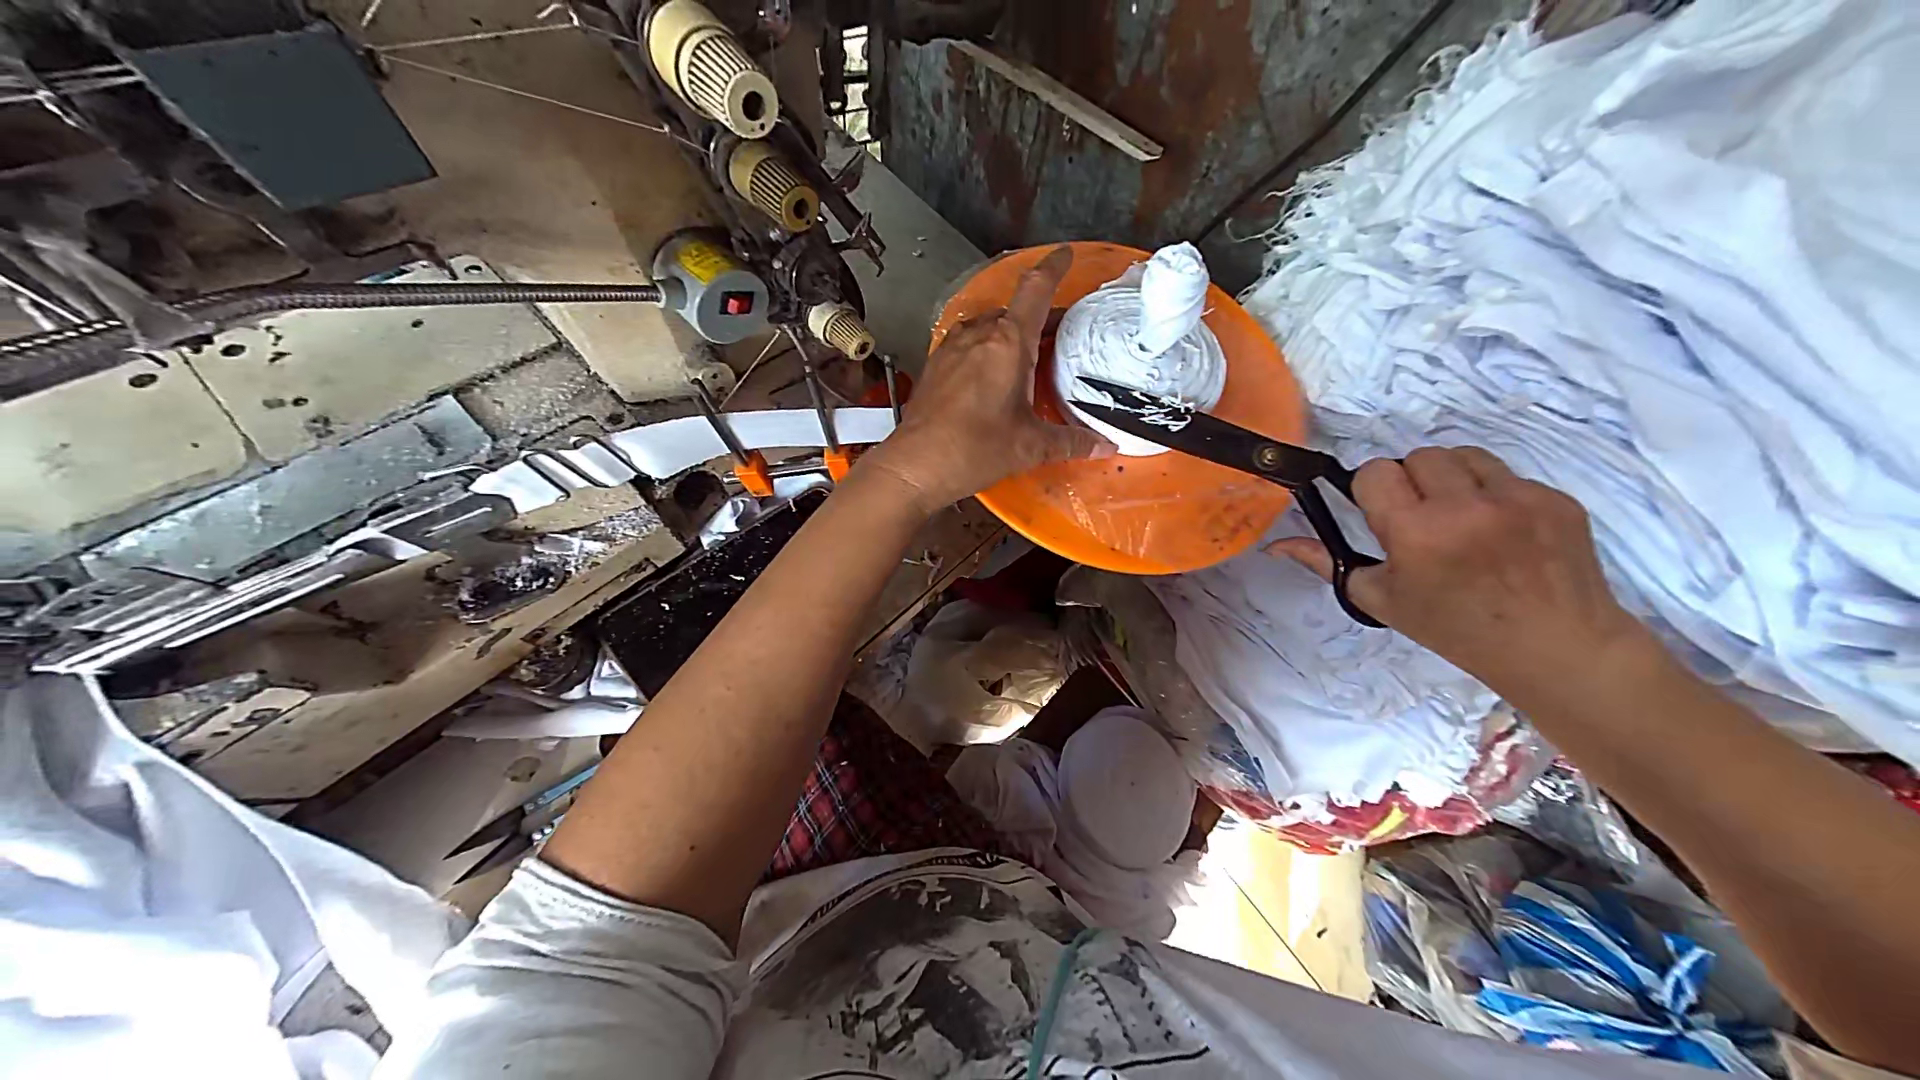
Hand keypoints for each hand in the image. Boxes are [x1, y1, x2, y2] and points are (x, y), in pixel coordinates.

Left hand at [858, 246, 1111, 512]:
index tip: (1065, 255)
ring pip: (989, 327)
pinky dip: (987, 350)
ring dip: (1011, 334)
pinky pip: (968, 345)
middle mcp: (978, 336)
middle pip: (1016, 311)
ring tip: (1029, 356)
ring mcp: (952, 349)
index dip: (1054, 267)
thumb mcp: (1030, 446)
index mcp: (1008, 343)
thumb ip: (1071, 442)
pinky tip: (992, 375)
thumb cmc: (972, 450)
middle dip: (1040, 317)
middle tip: (1061, 334)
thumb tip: (1103, 445)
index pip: (1035, 289)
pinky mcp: (936, 366)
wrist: (915, 466)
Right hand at [1270, 447, 1651, 689]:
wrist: (1553, 647)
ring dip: (1451, 478)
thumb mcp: (1378, 598)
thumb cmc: (1452, 628)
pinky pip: (1508, 475)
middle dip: (1411, 481)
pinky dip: (1494, 494)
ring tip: (1459, 516)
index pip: (1376, 472)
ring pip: (1463, 455)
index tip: (1382, 515)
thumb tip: (1275, 546)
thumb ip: (1325, 563)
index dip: (1372, 491)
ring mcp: (1518, 499)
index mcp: (1416, 533)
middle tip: (1420, 518)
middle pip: (1418, 456)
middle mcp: (1466, 507)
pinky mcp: (1556, 498)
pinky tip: (1500, 531)